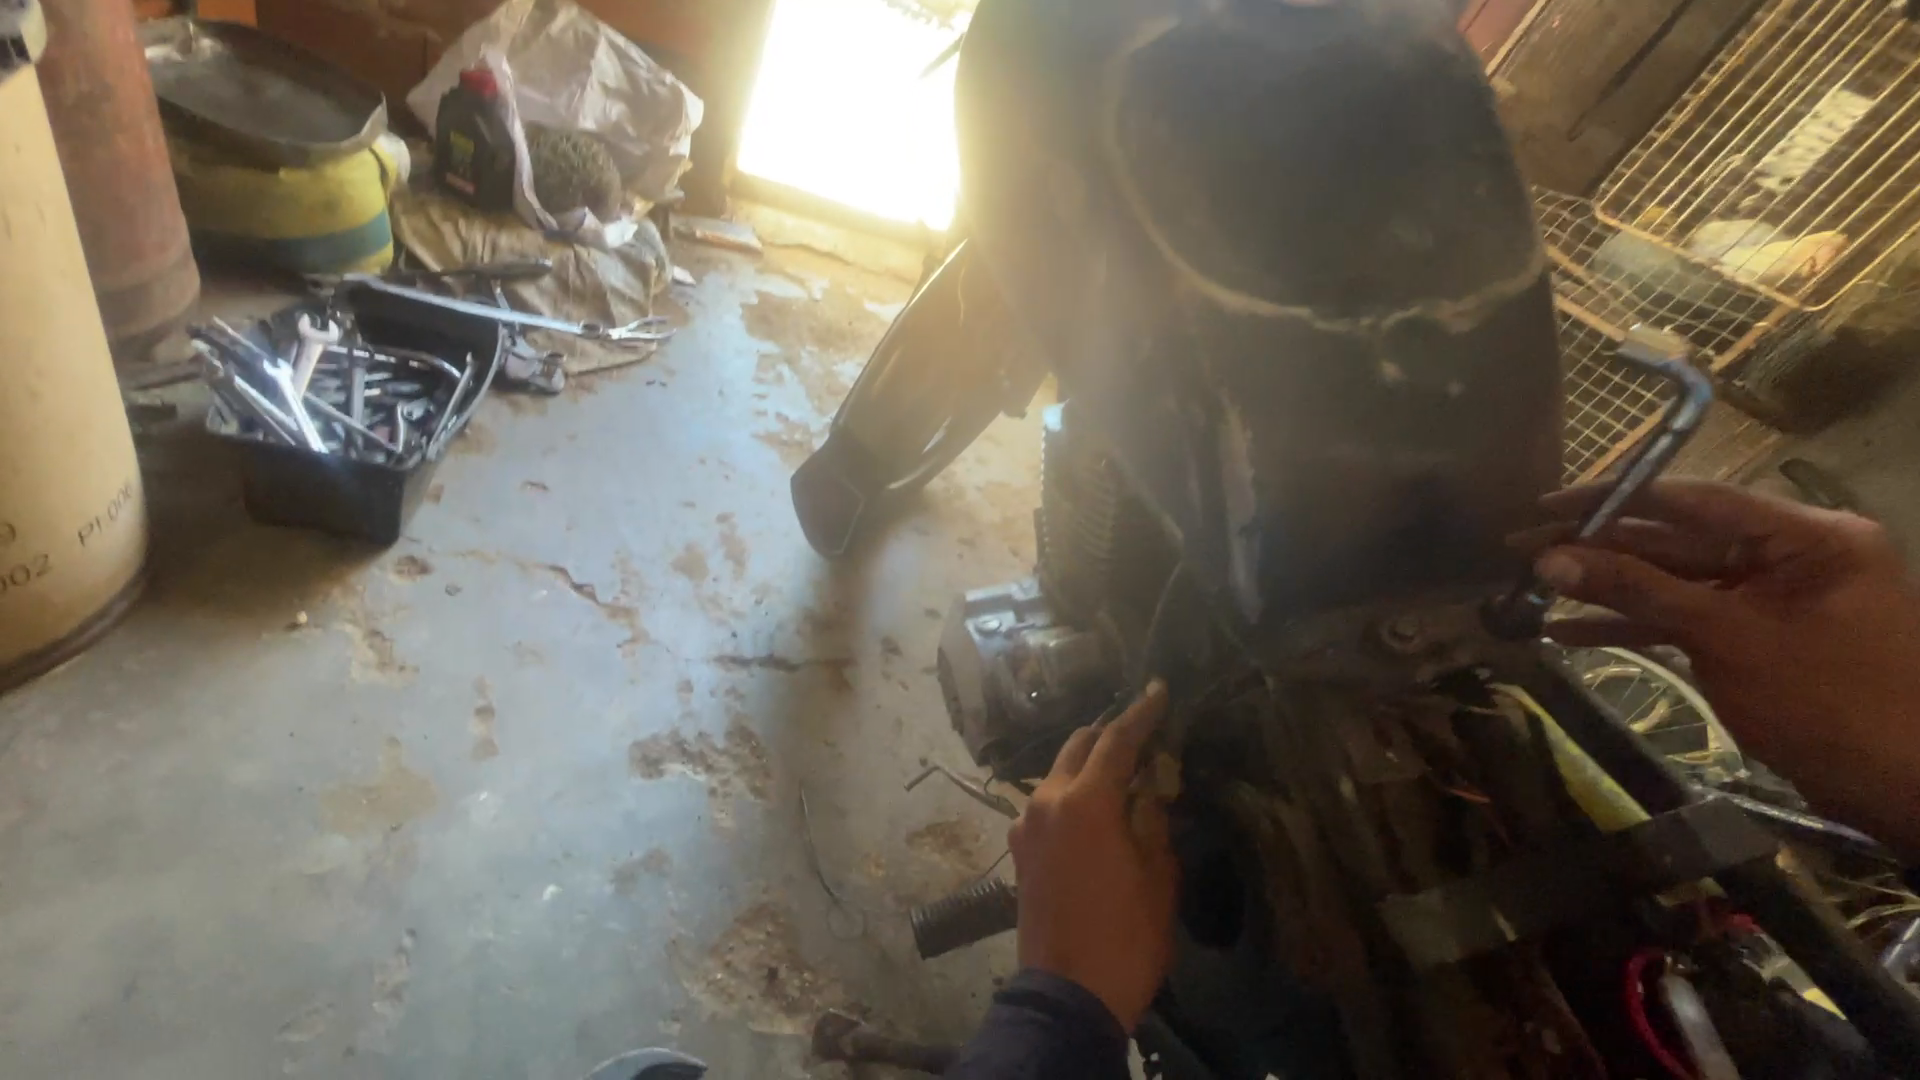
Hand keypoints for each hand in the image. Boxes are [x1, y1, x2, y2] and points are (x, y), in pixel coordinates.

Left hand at [1009, 681, 1178, 1031]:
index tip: (1158, 690)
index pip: (1116, 740)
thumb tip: (1150, 790)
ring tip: (1121, 773)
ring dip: (1088, 763)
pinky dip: (1071, 792)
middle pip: (1078, 745)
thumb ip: (1152, 820)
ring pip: (1057, 771)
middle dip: (1109, 733)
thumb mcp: (1158, 877)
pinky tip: (1093, 810)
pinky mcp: (1018, 845)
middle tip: (1143, 734)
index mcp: (1084, 801)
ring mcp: (1025, 822)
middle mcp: (1046, 799)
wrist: (1067, 995)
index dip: (1141, 713)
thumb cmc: (1126, 937)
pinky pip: (1045, 801)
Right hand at [1521, 479, 1919, 857]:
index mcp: (1805, 537)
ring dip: (1599, 588)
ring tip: (1529, 586)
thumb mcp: (1724, 636)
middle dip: (1592, 548)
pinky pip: (1675, 618)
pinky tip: (1564, 633)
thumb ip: (1635, 590)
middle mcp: (1786, 556)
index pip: (1690, 500)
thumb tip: (1548, 559)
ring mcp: (1764, 597)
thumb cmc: (1831, 700)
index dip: (1611, 499)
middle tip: (1518, 547)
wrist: (1904, 791)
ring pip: (1663, 580)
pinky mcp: (1747, 635)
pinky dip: (1624, 626)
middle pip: (1668, 540)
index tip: (1545, 505)